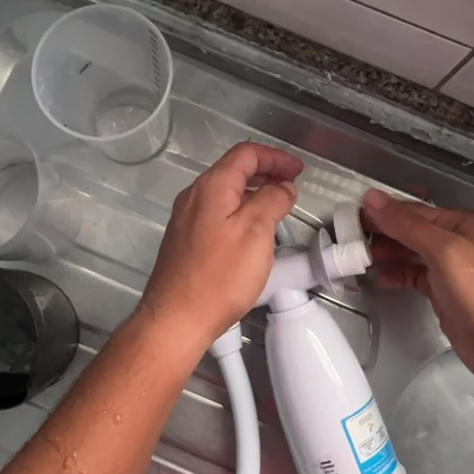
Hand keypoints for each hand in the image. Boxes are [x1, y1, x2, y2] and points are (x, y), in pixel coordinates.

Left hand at [137, 142, 303, 349]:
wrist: (176, 319)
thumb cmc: (218, 278)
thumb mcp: (256, 232)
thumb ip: (272, 200)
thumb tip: (282, 187)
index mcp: (211, 188)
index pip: (246, 154)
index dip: (276, 157)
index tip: (297, 170)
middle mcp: (194, 197)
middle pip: (233, 170)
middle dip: (267, 172)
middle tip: (291, 185)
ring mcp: (186, 219)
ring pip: (225, 193)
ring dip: (254, 193)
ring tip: (278, 207)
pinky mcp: (186, 240)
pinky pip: (217, 213)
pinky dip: (240, 211)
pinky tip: (253, 231)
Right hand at [361, 189, 473, 385]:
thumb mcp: (442, 251)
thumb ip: (406, 224)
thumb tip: (372, 198)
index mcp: (462, 224)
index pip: (415, 211)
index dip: (384, 212)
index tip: (353, 217)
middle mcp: (457, 242)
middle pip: (412, 231)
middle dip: (383, 234)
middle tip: (351, 241)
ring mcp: (451, 269)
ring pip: (411, 254)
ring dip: (387, 255)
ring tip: (360, 259)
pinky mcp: (444, 293)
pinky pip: (414, 277)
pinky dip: (396, 276)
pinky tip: (378, 279)